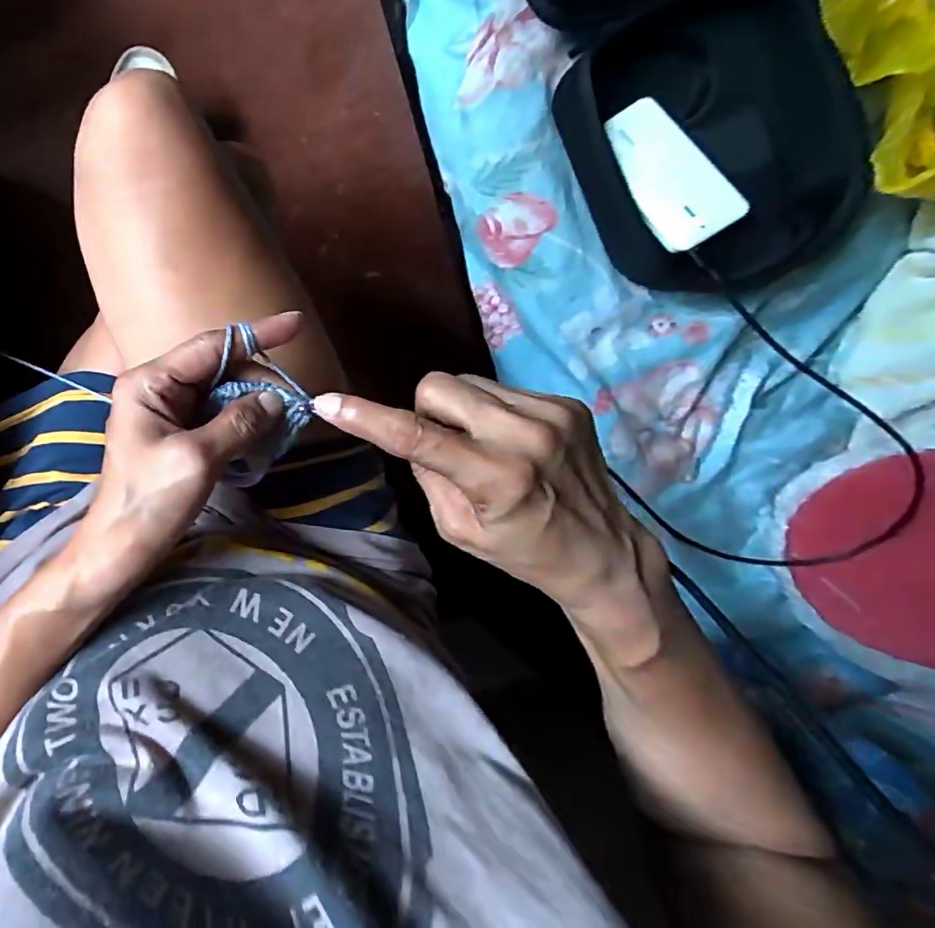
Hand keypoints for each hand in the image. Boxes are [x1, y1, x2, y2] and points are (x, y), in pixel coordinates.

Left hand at [66, 313, 297, 602]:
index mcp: (149, 382)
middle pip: (217, 368)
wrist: (119, 547)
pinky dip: (241, 423)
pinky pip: (215, 417)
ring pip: (219, 393)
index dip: (255, 335)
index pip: (209, 346)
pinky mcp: (174, 436)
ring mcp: (164, 413)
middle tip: (294, 402)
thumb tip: (276, 399)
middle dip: (257, 380)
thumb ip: (238, 422)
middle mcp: (155, 389)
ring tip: (285, 420)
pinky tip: (263, 435)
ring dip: (253, 403)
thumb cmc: (149, 501)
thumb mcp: (197, 458)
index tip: (297, 323)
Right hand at [313, 373, 657, 615]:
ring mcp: (552, 413)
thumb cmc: (521, 551)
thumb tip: (410, 432)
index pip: (416, 437)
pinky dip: (488, 411)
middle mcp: (526, 435)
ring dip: (457, 410)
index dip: (367, 418)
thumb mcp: (457, 528)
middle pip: (437, 387)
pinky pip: (497, 388)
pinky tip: (508, 440)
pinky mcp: (566, 403)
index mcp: (497, 478)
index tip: (329, 403)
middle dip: (426, 412)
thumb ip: (429, 474)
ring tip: (480, 445)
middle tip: (443, 447)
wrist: (605, 552)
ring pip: (465, 382)